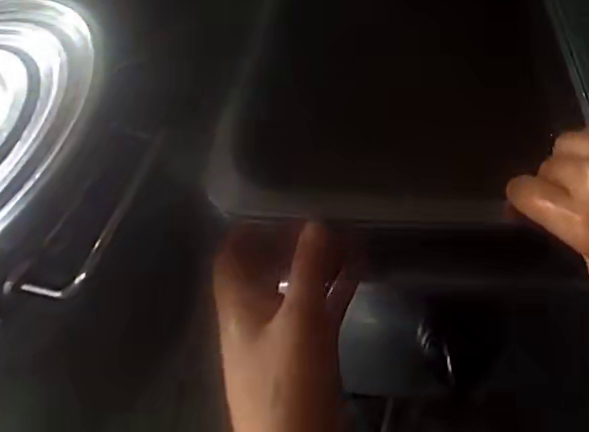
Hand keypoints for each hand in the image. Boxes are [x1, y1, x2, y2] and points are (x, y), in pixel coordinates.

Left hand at [212, 222, 354, 431]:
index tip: (276, 203)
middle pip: (266, 268)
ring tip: (348, 235)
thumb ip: (307, 267)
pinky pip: (318, 310)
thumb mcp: (299, 318)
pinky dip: (335, 288)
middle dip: (293, 241)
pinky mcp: (305, 357)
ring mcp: (279, 339)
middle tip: (322, 216)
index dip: (248, 228)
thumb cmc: (288, 383)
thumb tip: (315, 220)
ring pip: (295, 288)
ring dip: (319, 263)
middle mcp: (254, 318)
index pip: (230, 257)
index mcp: (237, 307)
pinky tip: (358, 269)